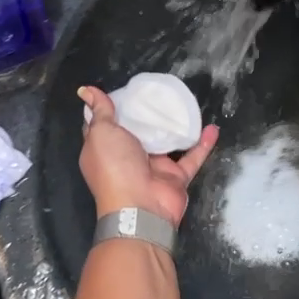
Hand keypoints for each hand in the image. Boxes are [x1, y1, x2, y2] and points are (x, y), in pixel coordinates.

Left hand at [78, 86, 218, 224]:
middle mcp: (127, 160)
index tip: (120, 91)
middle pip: (137, 132)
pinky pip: (192, 157)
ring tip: (185, 103)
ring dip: (175, 126)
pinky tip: (212, 127)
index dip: (108, 108)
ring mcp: (153, 169)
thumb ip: (100, 111)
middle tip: (156, 90)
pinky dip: (203, 144)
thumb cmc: (114, 167)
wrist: (140, 208)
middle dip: (144, 113)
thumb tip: (86, 90)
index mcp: (105, 150)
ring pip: (166, 142)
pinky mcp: (175, 177)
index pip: (104, 126)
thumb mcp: (101, 133)